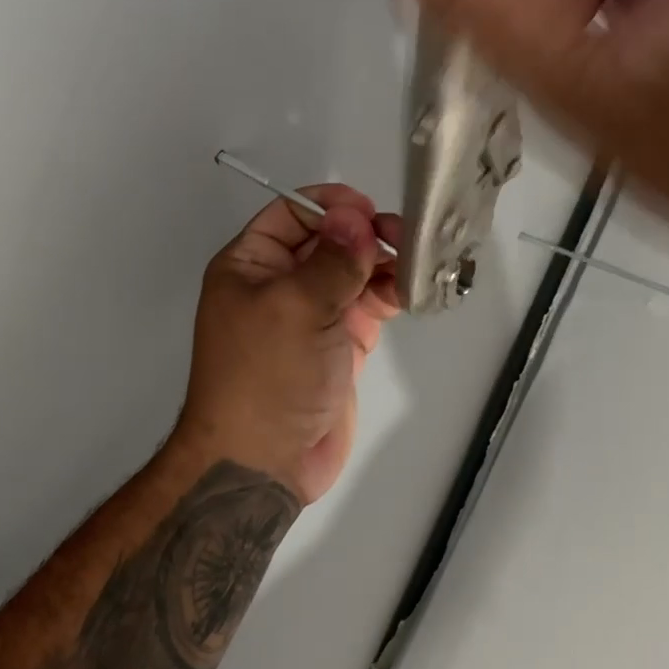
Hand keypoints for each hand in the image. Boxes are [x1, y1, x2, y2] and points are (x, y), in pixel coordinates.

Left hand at [173, 186, 402, 504]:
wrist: (261, 461)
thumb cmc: (265, 374)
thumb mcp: (295, 308)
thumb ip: (332, 261)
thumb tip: (355, 217)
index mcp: (249, 264)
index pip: (292, 214)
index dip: (331, 207)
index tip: (371, 213)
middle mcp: (278, 282)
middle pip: (328, 241)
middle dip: (366, 235)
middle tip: (407, 239)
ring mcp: (310, 314)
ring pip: (352, 272)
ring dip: (385, 264)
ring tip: (419, 265)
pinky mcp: (337, 344)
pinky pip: (367, 305)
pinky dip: (391, 294)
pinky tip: (415, 291)